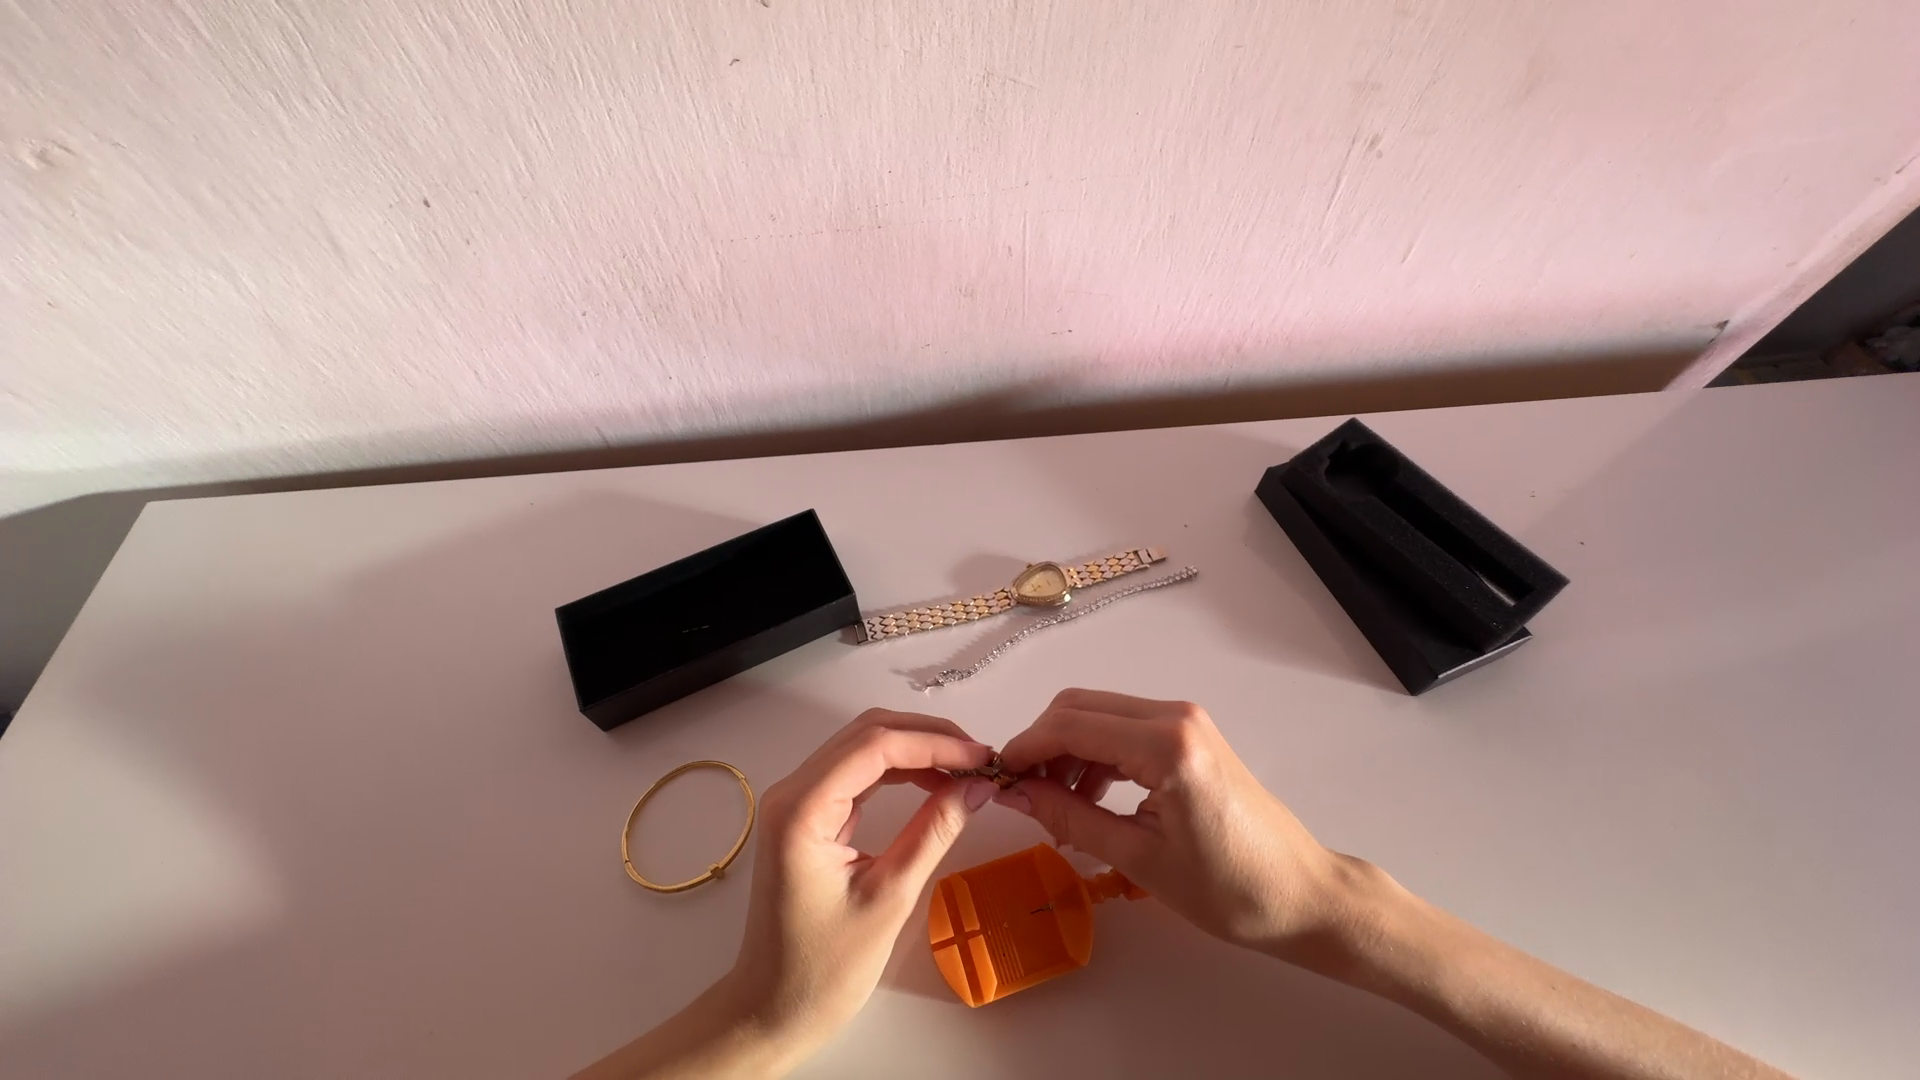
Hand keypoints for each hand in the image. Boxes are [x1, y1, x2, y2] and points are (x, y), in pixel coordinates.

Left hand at [575, 711, 995, 1078]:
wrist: (772, 1009)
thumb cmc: (825, 967)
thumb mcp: (891, 897)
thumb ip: (934, 831)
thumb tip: (978, 786)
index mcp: (802, 808)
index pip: (874, 746)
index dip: (933, 743)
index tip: (981, 757)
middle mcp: (793, 790)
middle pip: (867, 733)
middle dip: (927, 737)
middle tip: (978, 757)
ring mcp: (798, 799)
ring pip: (863, 745)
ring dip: (915, 748)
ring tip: (964, 767)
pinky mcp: (810, 812)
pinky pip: (858, 771)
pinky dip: (899, 769)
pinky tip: (933, 780)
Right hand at [996, 689, 1367, 967]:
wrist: (1304, 894)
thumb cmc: (1227, 890)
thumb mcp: (1139, 859)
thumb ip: (1071, 817)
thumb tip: (1016, 792)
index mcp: (1165, 744)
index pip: (1071, 726)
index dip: (1025, 749)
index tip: (996, 779)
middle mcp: (1173, 714)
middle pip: (1079, 707)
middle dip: (1042, 744)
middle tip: (1025, 794)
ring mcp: (1184, 718)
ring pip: (1098, 713)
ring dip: (1067, 749)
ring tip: (1057, 805)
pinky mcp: (1189, 731)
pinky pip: (1123, 727)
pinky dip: (1095, 752)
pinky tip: (1090, 795)